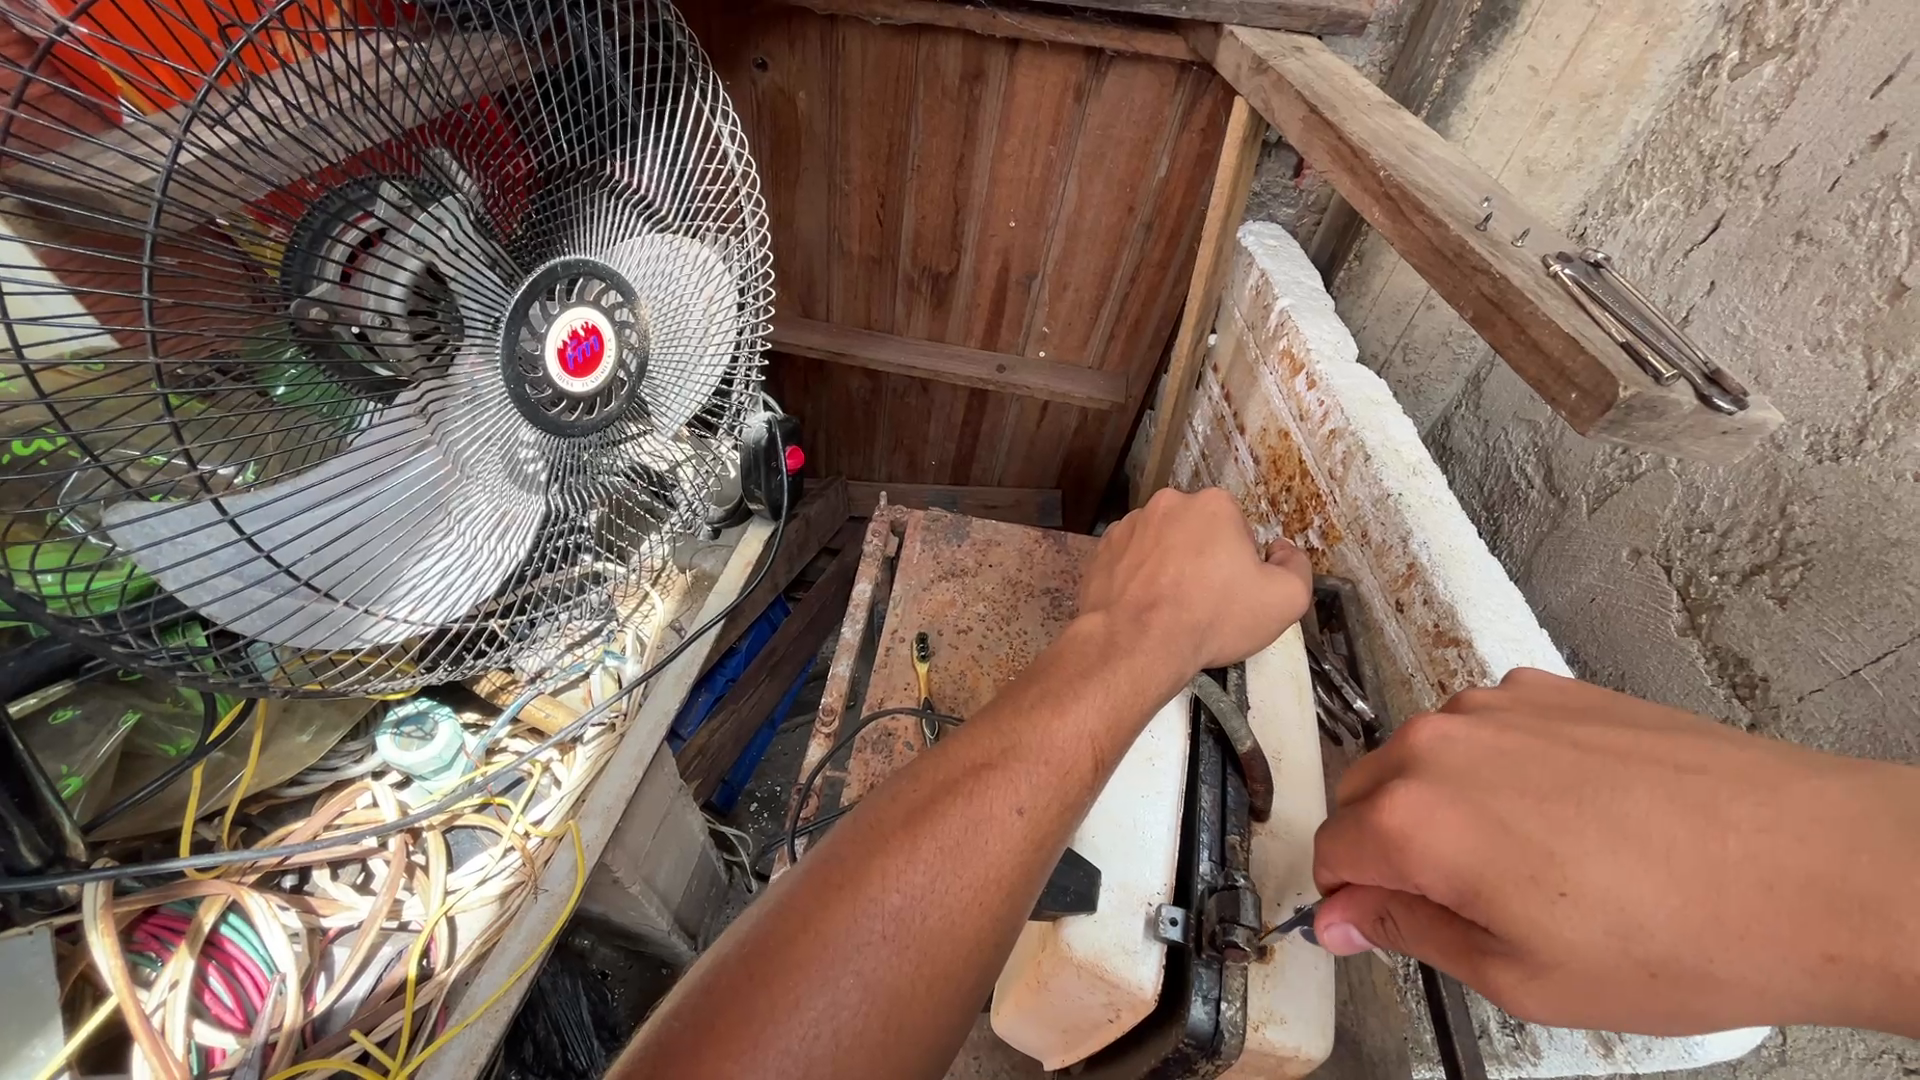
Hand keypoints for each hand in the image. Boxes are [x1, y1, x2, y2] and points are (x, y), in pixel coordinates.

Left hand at [1078, 487, 1311, 672]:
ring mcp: (1128, 525)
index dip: (1240, 562)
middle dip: (1201, 558)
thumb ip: (1296, 566)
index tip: (1232, 590)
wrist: (1135, 643)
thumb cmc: (1213, 618)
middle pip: (1195, 531)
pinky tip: (1141, 605)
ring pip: (1159, 543)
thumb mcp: (1286, 600)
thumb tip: (1282, 550)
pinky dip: (1135, 577)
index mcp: (1213, 504)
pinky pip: (1128, 559)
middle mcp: (1167, 503)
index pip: (1237, 528)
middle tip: (1201, 600)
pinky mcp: (1100, 549)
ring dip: (1166, 565)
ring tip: (1167, 606)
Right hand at [1312, 669, 1919, 1037]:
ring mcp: (1483, 708)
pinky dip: (1489, 764)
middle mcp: (1429, 747)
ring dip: (1437, 800)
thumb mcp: (1525, 977)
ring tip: (1526, 848)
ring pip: (1415, 757)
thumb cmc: (1679, 938)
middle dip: (1385, 843)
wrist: (1817, 867)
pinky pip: (1476, 727)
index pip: (1331, 850)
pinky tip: (1560, 803)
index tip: (1379, 915)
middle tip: (1460, 893)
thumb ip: (1407, 933)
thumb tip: (1341, 917)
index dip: (1348, 893)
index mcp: (1413, 821)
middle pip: (1360, 794)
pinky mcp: (1535, 688)